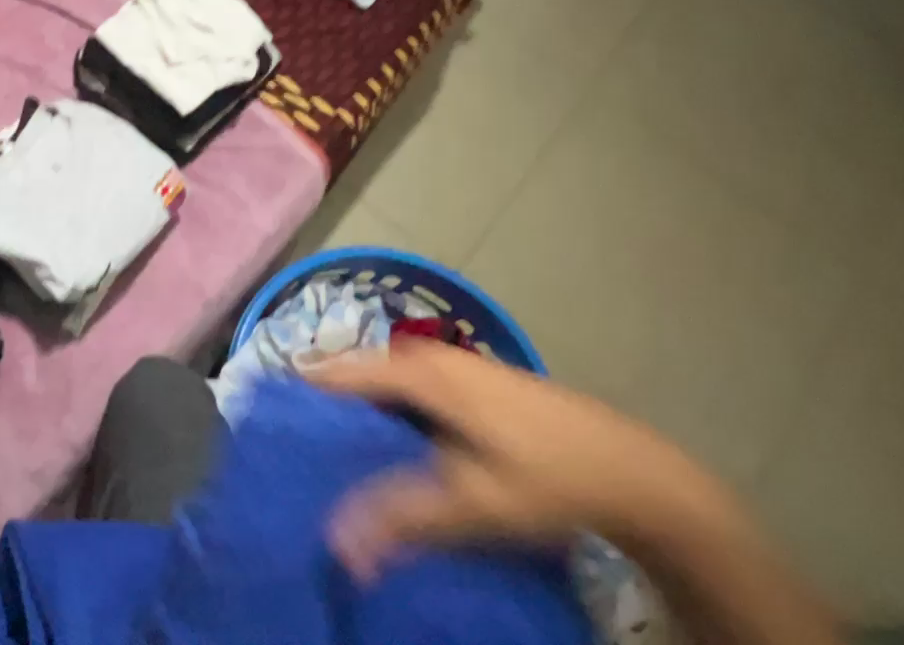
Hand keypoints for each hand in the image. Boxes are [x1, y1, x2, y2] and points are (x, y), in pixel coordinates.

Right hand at [300, 338, 729, 579]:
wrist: (640, 475)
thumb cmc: (550, 479)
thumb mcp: (473, 506)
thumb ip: (400, 517)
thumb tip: (334, 545)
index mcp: (419, 371)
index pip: (334, 372)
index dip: (296, 398)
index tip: (263, 429)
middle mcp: (429, 358)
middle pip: (354, 377)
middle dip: (321, 412)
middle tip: (290, 454)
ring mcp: (453, 368)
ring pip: (381, 388)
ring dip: (354, 419)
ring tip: (325, 460)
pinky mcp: (471, 387)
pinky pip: (406, 396)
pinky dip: (385, 421)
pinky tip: (385, 457)